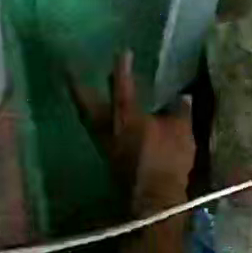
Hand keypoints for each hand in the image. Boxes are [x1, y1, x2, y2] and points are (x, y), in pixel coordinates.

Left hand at [70, 52, 196, 215]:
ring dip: (88, 105)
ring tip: (87, 95)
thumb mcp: (181, 131)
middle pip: (88, 103)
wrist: (154, 200)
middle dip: (80, 87)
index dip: (122, 68)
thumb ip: (180, 111)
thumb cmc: (167, 160)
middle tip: (69, 72)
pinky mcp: (110, 160)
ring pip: (91, 119)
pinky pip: (100, 133)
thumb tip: (182, 97)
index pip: (122, 85)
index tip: (122, 52)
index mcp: (126, 115)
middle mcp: (109, 127)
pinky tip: (109, 122)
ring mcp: (106, 145)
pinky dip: (101, 122)